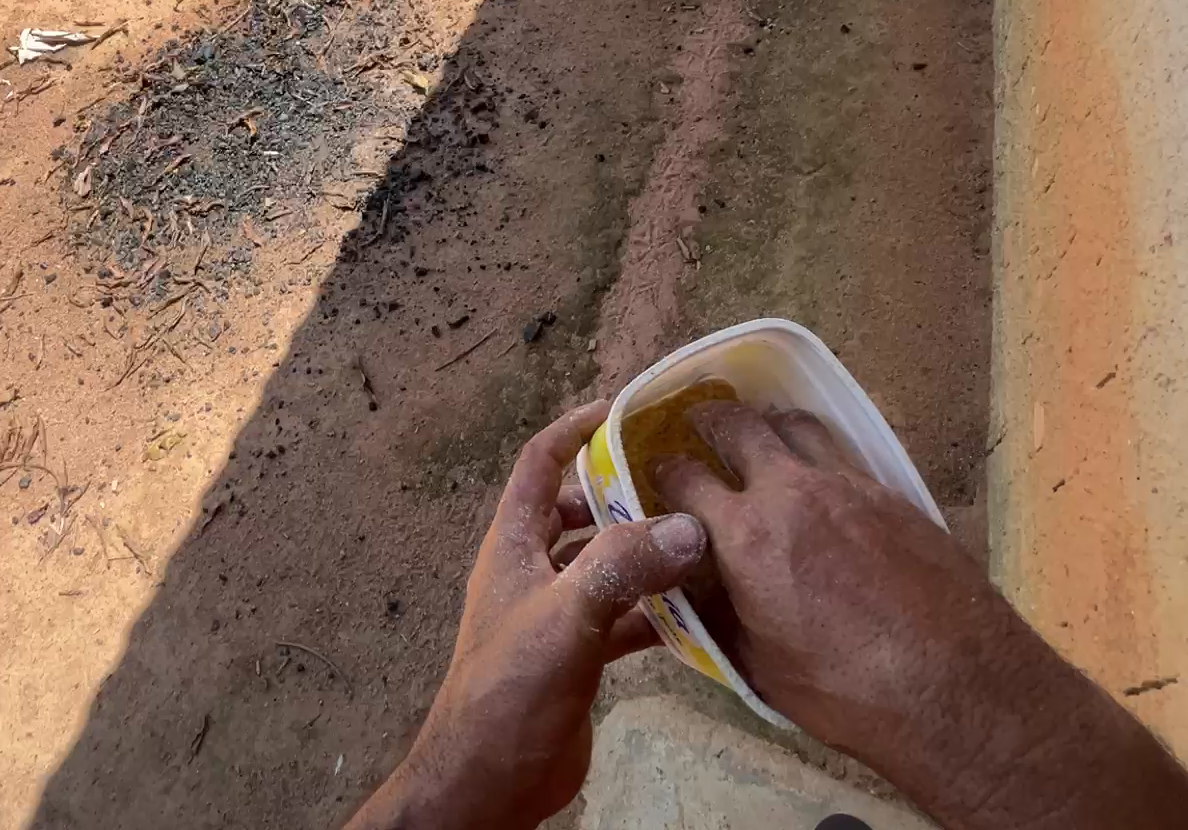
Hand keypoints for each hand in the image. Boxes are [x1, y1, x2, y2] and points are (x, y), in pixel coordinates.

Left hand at [346, 400, 706, 829]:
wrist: (489, 779)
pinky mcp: (576, 650)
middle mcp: (531, 565)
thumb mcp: (564, 616)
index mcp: (513, 541)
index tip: (620, 408)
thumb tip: (686, 524)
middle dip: (619, 491)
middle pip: (575, 508)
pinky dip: (652, 608)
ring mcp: (554, 609)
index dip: (573, 429)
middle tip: (677, 478)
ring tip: (697, 537)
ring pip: (602, 562)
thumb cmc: (512, 686)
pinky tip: (696, 610)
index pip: (538, 461)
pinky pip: (619, 613)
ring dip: (642, 551)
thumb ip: (620, 568)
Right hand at [655, 402, 1187, 829]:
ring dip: (766, 421)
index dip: (661, 466)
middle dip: (707, 417)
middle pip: (736, 424)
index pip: (683, 475)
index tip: (655, 466)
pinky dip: (814, 446)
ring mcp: (844, 485)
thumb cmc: (845, 690)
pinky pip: (841, 449)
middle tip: (698, 420)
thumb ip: (713, 610)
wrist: (962, 694)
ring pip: (793, 422)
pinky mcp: (889, 492)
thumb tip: (688, 582)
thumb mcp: (755, 663)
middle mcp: (788, 491)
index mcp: (743, 534)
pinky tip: (817, 469)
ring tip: (759, 429)